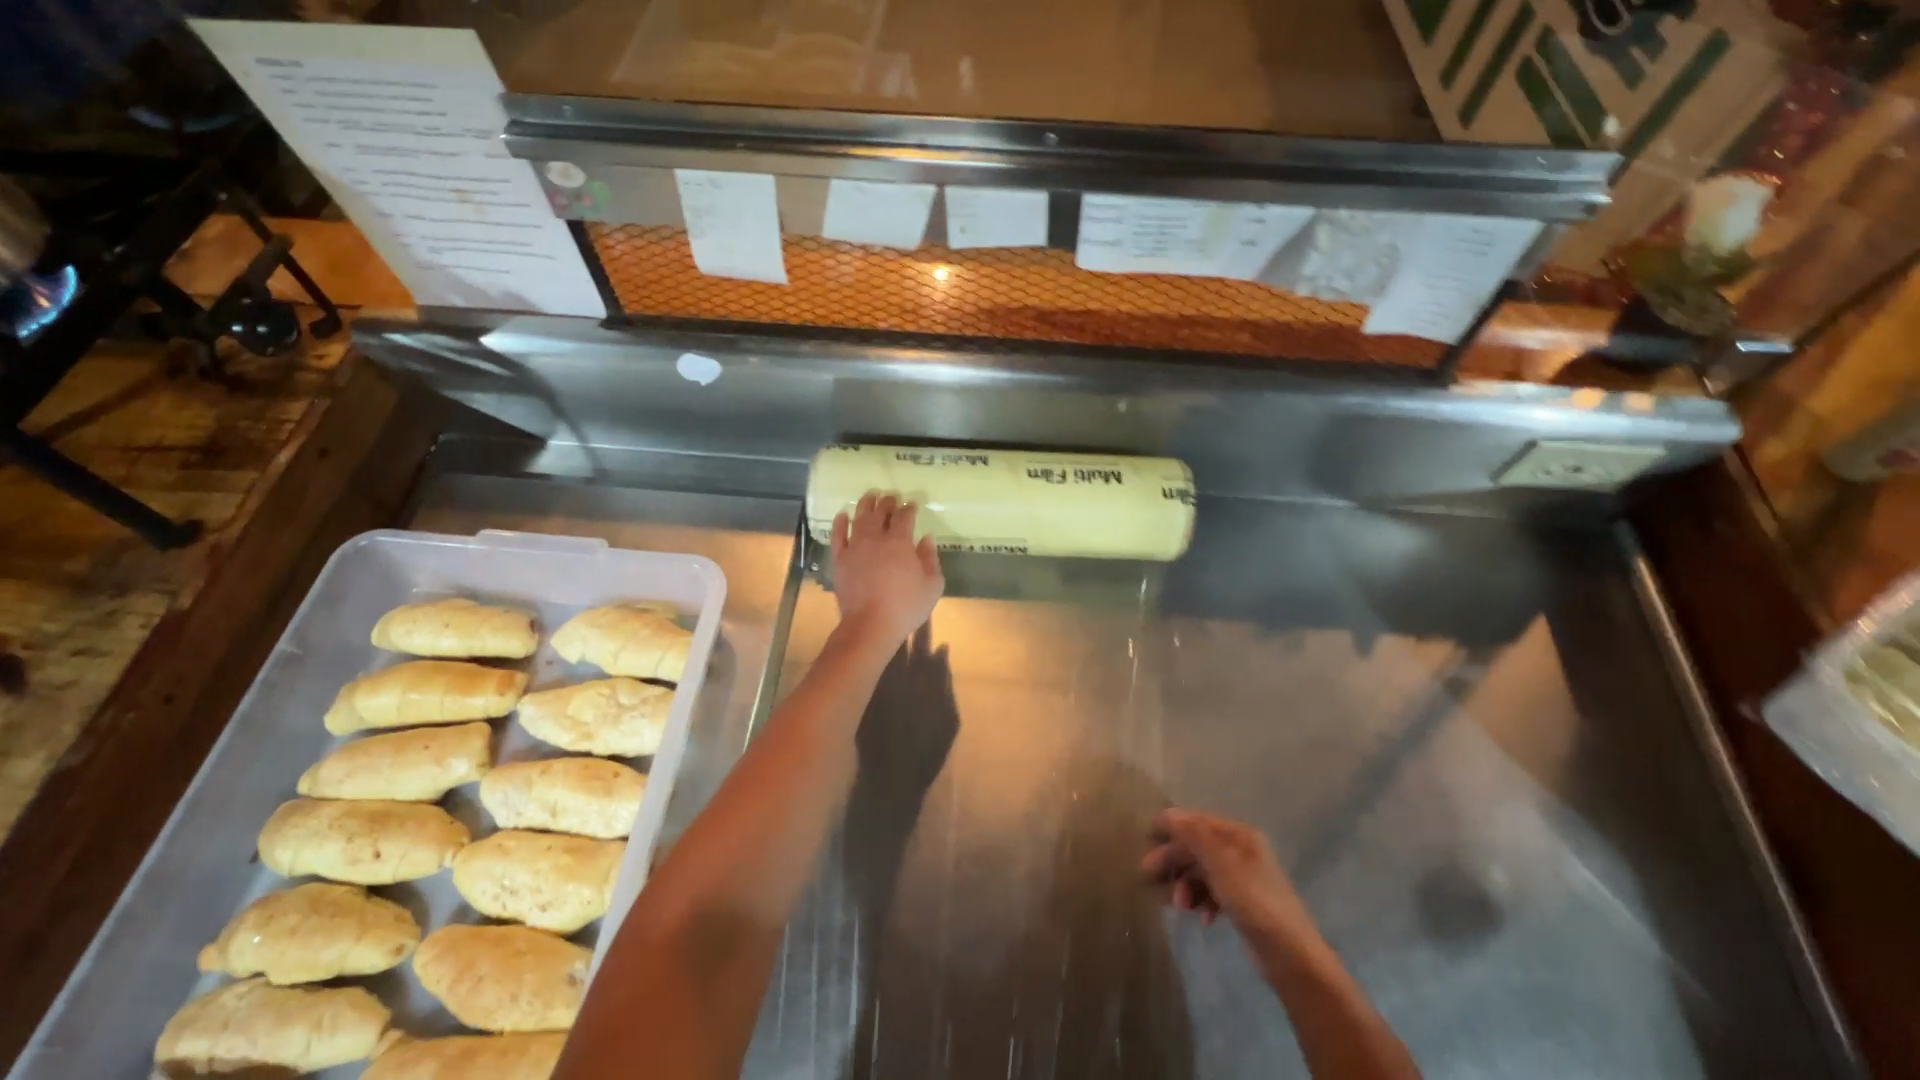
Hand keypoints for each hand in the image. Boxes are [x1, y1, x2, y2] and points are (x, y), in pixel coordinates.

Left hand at [831, 491, 944, 647]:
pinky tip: (843, 515)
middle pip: (881, 512)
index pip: (904, 516)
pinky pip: (838, 535)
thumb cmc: (906, 606)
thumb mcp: (932, 585)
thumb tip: (927, 538)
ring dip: (866, 504)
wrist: (870, 625)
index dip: (909, 508)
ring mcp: (855, 547)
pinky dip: (840, 523)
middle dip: (888, 502)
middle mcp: (876, 538)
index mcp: (900, 542)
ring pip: (859, 518)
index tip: (911, 504)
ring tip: (870, 495)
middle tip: (891, 496)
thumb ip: (931, 558)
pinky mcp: (840, 559)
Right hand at [1141, 808, 1315, 940]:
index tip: (1145, 840)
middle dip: (1174, 861)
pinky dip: (1202, 902)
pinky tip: (1203, 918)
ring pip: (1201, 872)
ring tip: (1179, 906)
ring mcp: (1241, 877)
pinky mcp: (1241, 902)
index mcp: (1239, 836)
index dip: (1171, 827)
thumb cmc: (1255, 902)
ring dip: (1186, 886)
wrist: (1290, 953)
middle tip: (1148, 876)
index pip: (1197, 821)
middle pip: (1197, 847)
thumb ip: (1194, 837)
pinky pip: (1212, 893)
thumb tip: (1168, 814)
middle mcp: (1240, 851)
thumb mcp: (1221, 866)